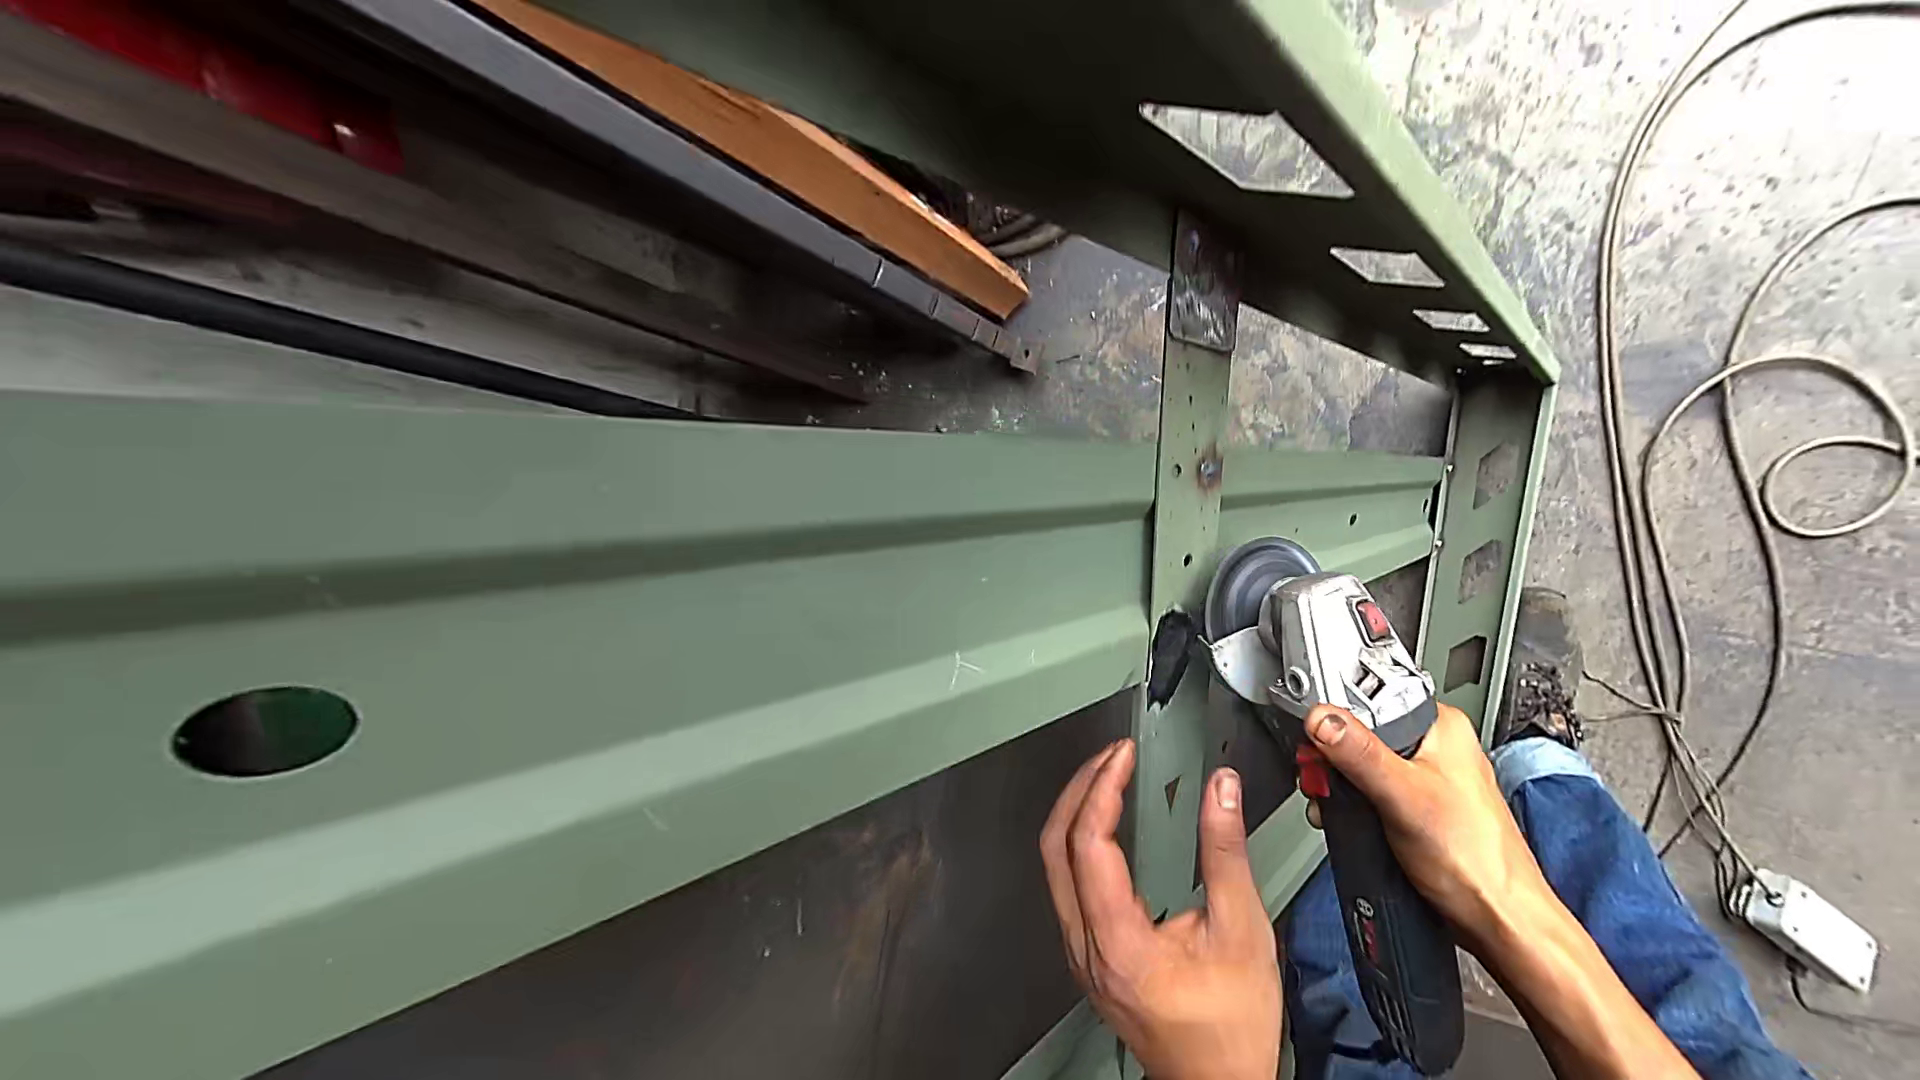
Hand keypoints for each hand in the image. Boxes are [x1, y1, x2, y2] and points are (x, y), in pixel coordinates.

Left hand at [1039, 740, 1279, 1079]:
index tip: (1122, 756)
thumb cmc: (1231, 1027)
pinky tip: (1104, 819)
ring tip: (1107, 776)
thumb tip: (1220, 790)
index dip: (1102, 788)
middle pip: (1056, 843)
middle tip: (1112, 756)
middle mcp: (1085, 944)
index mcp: (1118, 942)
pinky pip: (1065, 876)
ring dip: (1076, 808)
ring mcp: (1078, 948)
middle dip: (1081, 787)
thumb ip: (1226, 853)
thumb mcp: (1243, 932)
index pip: (1088, 843)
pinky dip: (1080, 835)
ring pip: (1053, 859)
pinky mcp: (1085, 948)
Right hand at [1300, 702, 1552, 952]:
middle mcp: (1428, 744)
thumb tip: (1320, 717)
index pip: (1367, 695)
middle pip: (1355, 727)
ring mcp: (1417, 773)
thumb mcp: (1404, 797)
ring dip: (1332, 779)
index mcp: (1438, 726)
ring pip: (1353, 757)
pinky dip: (1343, 797)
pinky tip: (1340, 812)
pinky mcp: (1406, 799)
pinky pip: (1360, 783)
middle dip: (1327, 754)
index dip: (1332, 713)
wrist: (1496, 921)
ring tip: (1329, 798)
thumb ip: (1359, 753)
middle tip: (1321, 776)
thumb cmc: (1477, 862)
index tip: (1311, 735)